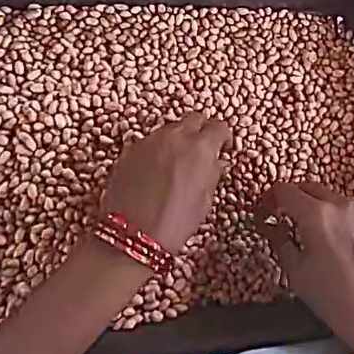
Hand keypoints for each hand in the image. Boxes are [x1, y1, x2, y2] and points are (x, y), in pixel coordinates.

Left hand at [101, 113, 230, 250]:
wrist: (133, 235)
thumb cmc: (172, 222)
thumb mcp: (204, 200)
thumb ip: (213, 174)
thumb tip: (216, 163)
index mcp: (200, 147)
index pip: (218, 127)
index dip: (223, 137)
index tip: (222, 146)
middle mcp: (175, 137)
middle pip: (194, 119)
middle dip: (201, 130)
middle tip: (203, 149)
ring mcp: (150, 141)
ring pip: (170, 128)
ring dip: (178, 138)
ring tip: (179, 162)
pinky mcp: (130, 150)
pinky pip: (150, 140)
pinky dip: (158, 149)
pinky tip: (158, 169)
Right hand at [257, 181, 353, 353]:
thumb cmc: (336, 299)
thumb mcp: (296, 272)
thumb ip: (280, 240)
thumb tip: (272, 226)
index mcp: (317, 215)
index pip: (285, 190)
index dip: (270, 197)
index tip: (264, 208)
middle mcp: (341, 206)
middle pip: (308, 187)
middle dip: (291, 197)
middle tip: (279, 214)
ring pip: (329, 197)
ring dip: (313, 205)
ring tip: (303, 229)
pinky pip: (346, 211)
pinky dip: (332, 216)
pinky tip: (328, 238)